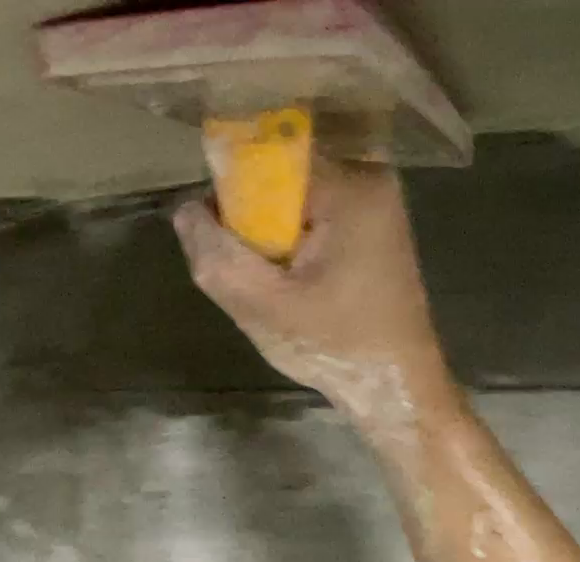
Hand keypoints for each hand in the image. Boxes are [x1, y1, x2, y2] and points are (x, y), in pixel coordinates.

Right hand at [173, 160, 454, 424]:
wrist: (395, 384)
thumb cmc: (334, 347)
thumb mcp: (262, 308)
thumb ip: (217, 258)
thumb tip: (184, 209)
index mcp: (350, 187)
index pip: (268, 159)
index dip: (232, 196)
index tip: (221, 241)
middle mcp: (368, 177)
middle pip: (281, 177)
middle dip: (251, 222)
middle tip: (250, 275)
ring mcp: (375, 201)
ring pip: (293, 201)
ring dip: (270, 239)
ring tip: (273, 286)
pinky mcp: (371, 226)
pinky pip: (312, 218)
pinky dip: (292, 247)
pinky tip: (294, 285)